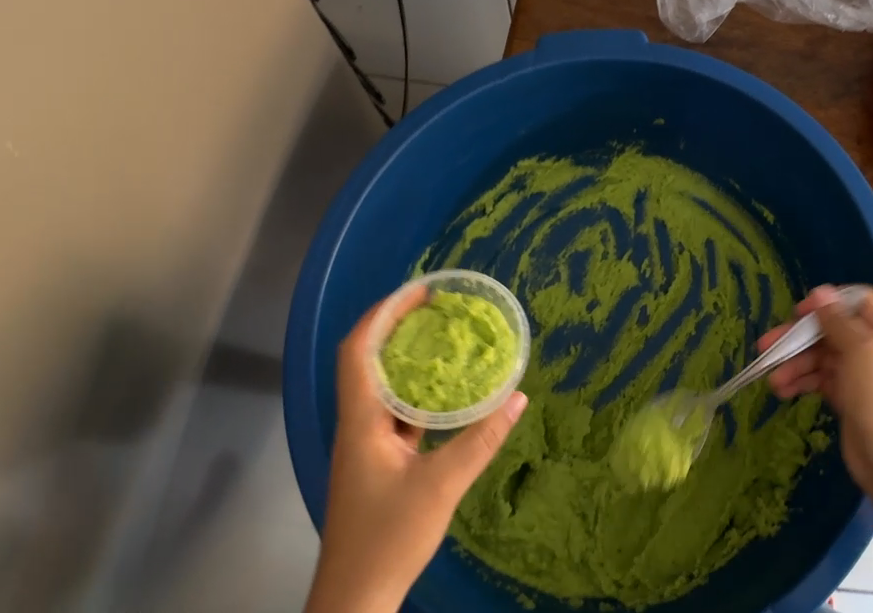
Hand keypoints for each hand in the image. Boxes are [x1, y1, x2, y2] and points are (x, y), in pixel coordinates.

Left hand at [305, 287, 528, 612]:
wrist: (354, 599)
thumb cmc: (388, 539)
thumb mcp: (441, 487)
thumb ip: (480, 441)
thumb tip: (518, 397)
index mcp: (361, 421)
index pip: (357, 350)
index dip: (384, 313)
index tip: (420, 290)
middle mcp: (358, 424)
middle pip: (368, 360)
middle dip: (400, 326)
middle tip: (440, 307)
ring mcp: (366, 444)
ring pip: (383, 386)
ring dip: (409, 358)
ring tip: (447, 338)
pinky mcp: (378, 462)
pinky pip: (397, 411)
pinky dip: (419, 391)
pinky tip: (448, 393)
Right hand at [757, 285, 872, 506]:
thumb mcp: (860, 350)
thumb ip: (838, 320)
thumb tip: (821, 291)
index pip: (856, 301)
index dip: (828, 302)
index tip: (801, 311)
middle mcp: (872, 347)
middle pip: (830, 330)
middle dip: (798, 337)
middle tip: (766, 345)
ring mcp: (858, 374)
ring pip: (820, 357)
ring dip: (794, 364)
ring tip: (772, 380)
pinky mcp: (846, 397)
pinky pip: (818, 380)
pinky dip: (800, 383)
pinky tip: (781, 391)